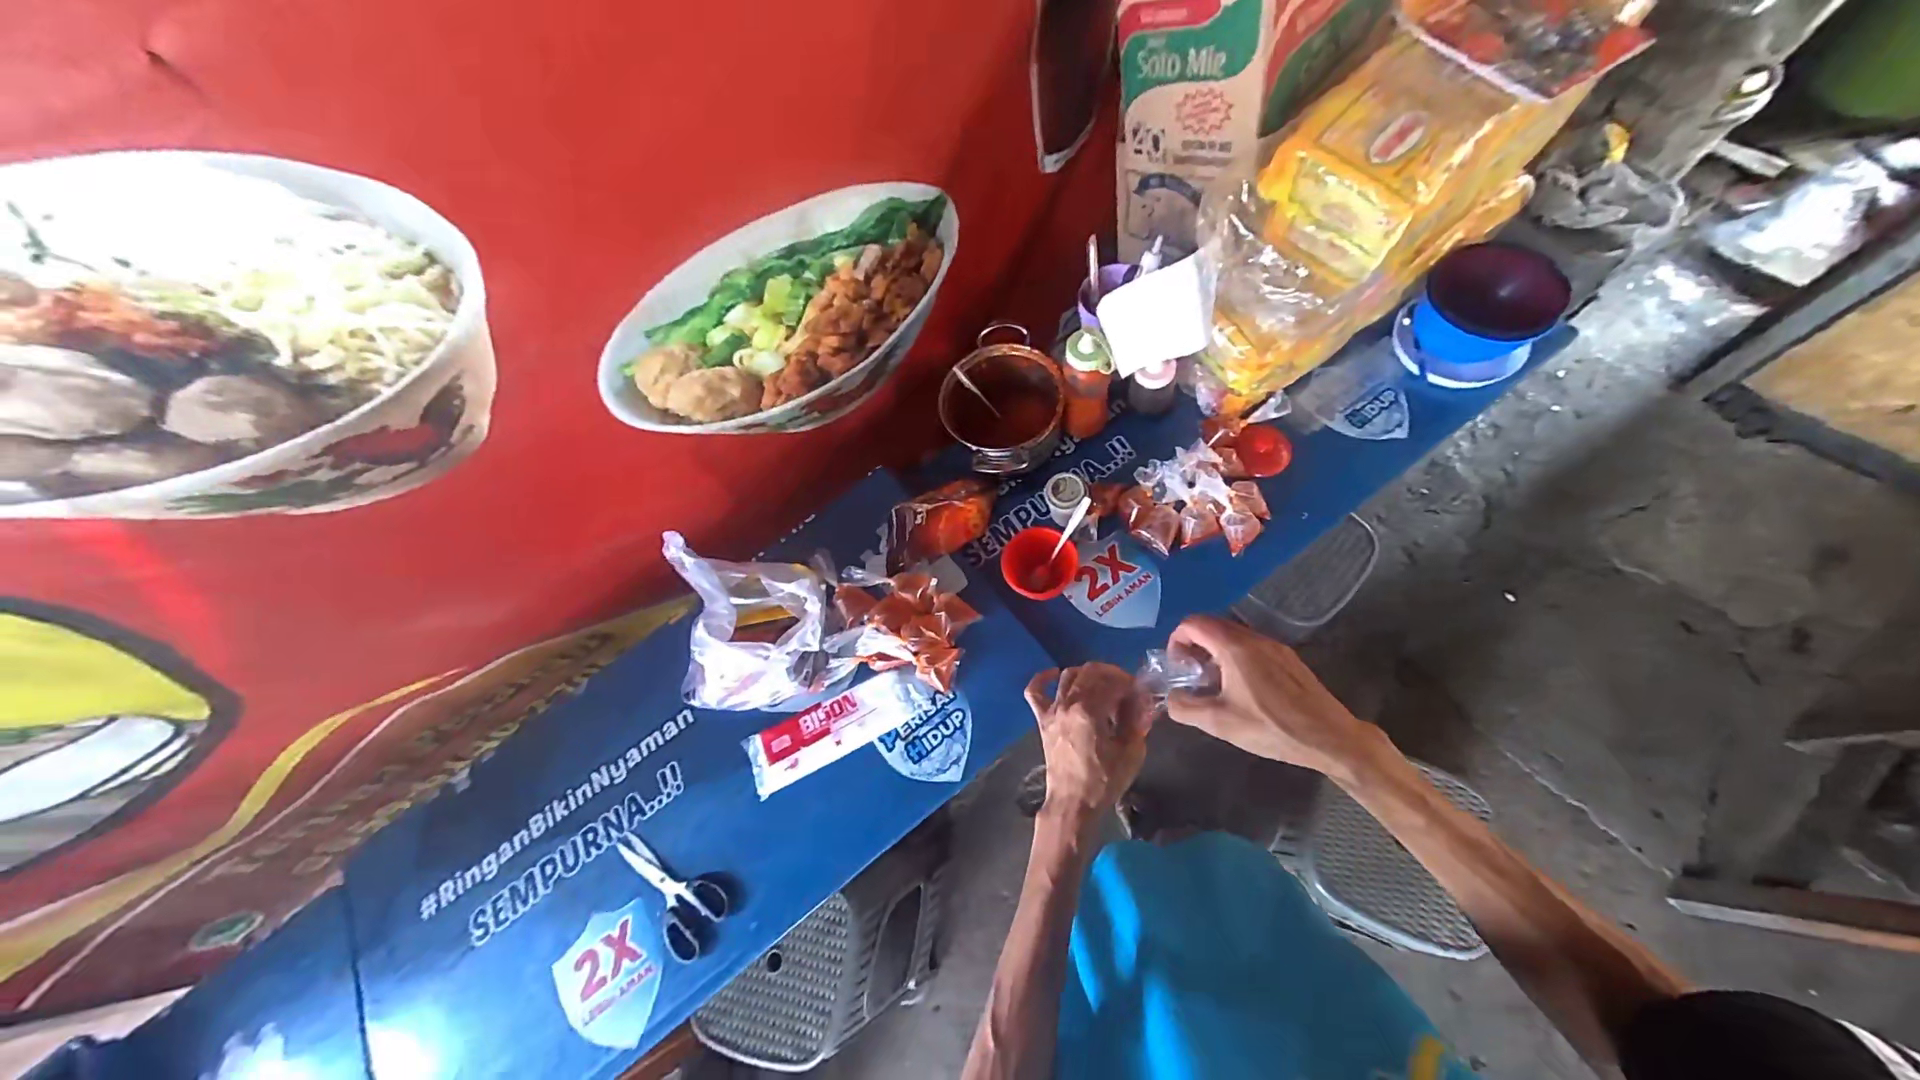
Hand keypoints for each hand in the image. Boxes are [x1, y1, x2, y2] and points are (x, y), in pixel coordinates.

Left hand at [1024, 663, 1151, 828]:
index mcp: (1091, 711)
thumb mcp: (1131, 753)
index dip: (1130, 683)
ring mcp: (1052, 711)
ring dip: (1087, 675)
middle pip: (1090, 672)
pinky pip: (1034, 692)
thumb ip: (1137, 721)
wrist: (1073, 804)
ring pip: (1067, 676)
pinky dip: (1043, 679)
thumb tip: (1142, 701)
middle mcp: (1068, 704)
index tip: (1140, 693)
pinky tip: (1055, 674)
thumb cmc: (1104, 781)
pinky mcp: (1042, 721)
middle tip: (1125, 688)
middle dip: (1112, 675)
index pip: (1113, 682)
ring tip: (1102, 686)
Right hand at [1163, 615, 1373, 776]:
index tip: (1179, 668)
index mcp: (1234, 648)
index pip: (1193, 624)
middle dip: (1193, 645)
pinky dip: (1235, 656)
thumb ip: (1184, 707)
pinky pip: (1251, 645)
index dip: (1176, 641)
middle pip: (1212, 625)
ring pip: (1232, 635)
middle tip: (1192, 675)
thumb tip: (1171, 697)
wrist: (1331, 738)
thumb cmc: (1272, 728)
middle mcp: (1254, 639)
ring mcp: (1274, 646)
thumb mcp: (1219, 723)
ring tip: (1214, 683)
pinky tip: (1241, 688)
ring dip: (1214, 651)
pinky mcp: (1288, 658)